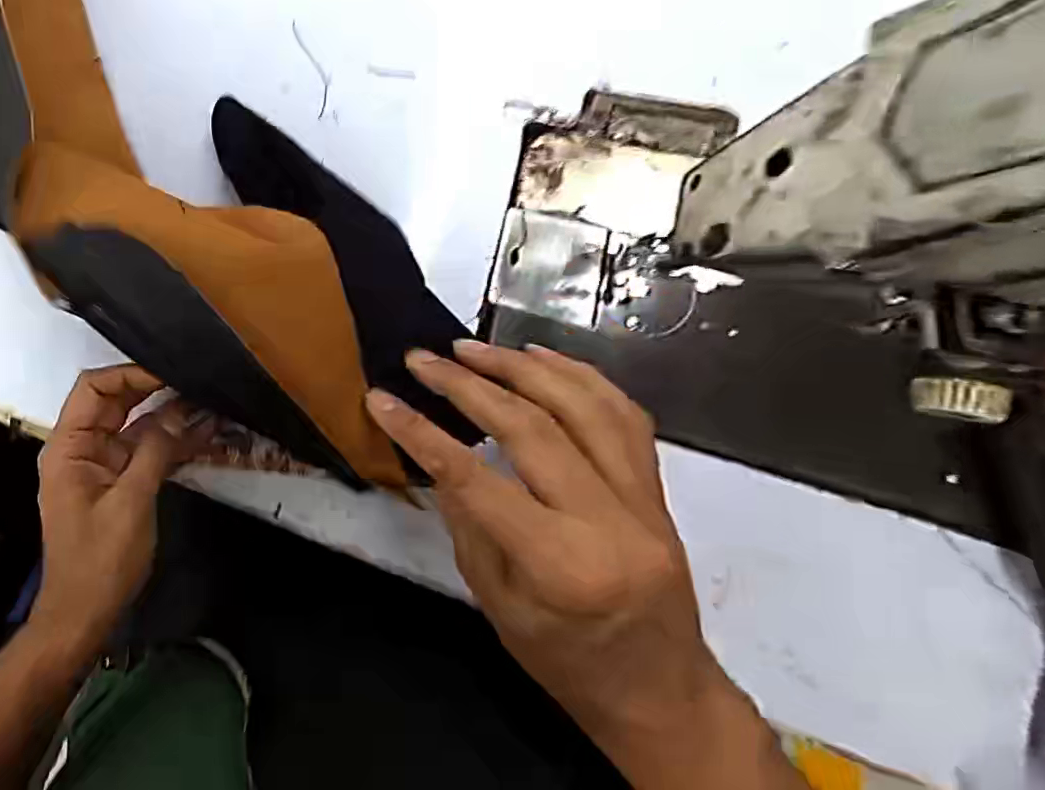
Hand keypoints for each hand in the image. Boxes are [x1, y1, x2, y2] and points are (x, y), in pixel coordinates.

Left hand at [33, 365, 210, 649]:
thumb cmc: (99, 562)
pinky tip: (198, 434)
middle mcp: (80, 448)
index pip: (92, 389)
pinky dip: (166, 443)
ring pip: (131, 424)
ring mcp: (98, 464)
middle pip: (113, 402)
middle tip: (193, 380)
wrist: (82, 616)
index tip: (168, 372)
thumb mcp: (131, 504)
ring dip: (165, 416)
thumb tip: (180, 412)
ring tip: (204, 402)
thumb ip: (155, 452)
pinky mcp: (115, 481)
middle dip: (152, 390)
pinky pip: (140, 450)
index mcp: (68, 446)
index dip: (129, 375)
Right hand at [368, 341, 800, 789]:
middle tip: (424, 359)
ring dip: (521, 367)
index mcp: (559, 564)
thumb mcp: (494, 602)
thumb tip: (440, 455)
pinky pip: (625, 416)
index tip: (381, 398)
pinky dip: (580, 375)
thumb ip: (467, 521)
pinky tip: (539, 355)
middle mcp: (608, 523)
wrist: (663, 696)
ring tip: (472, 348)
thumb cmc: (565, 662)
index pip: (475, 478)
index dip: (420, 432)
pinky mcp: (658, 491)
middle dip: (467, 385)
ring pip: (583, 407)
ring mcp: (644, 503)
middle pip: (531, 428)